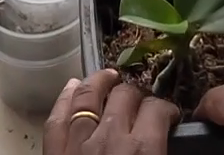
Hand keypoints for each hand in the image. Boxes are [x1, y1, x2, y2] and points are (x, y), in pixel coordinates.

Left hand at [44, 69, 179, 153]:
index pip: (157, 110)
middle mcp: (109, 138)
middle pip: (124, 96)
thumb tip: (164, 139)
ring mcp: (77, 142)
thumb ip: (160, 152)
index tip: (169, 116)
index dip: (165, 109)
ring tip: (110, 77)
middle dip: (136, 95)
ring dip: (101, 83)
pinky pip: (57, 117)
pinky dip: (65, 98)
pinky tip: (72, 87)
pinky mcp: (53, 152)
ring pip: (88, 96)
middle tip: (141, 102)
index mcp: (141, 150)